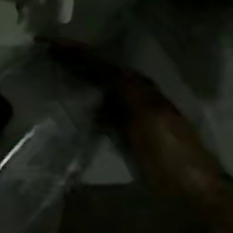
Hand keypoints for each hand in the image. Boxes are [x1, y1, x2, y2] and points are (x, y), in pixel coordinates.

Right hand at [45, 39, 228, 203]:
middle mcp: (133, 92)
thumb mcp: (147, 115)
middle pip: (97, 70)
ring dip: (74, 78)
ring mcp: (129, 113)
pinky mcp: (125, 134)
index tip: (45, 42)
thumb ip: (123, 89)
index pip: (99, 60)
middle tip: (40, 53)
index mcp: (138, 84)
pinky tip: (66, 105)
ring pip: (96, 88)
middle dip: (71, 59)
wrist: (191, 189)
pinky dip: (81, 102)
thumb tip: (94, 64)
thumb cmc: (171, 152)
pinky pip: (98, 110)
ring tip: (47, 72)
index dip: (73, 50)